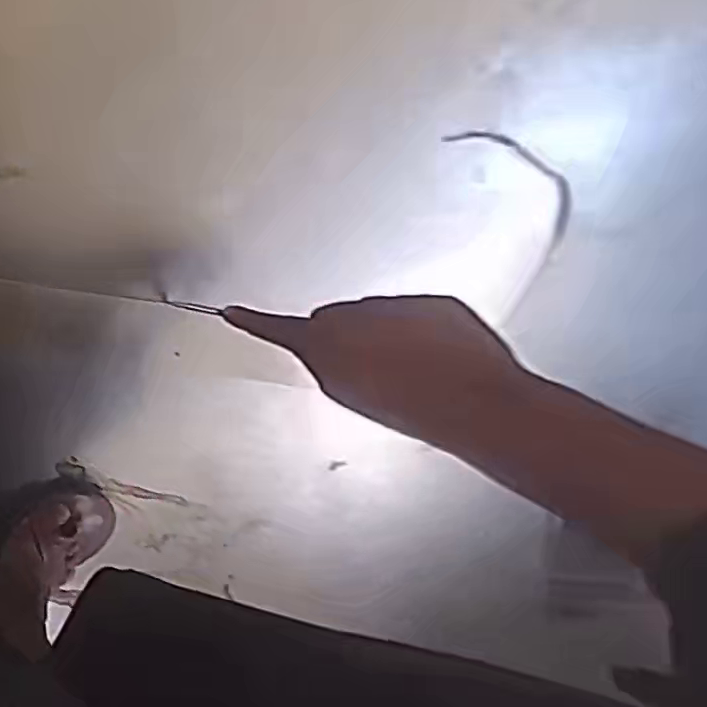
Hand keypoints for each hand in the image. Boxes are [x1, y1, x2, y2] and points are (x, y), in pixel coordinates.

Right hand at [223, 296, 533, 446]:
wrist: (473, 402)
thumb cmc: (405, 403)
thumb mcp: (341, 391)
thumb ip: (321, 362)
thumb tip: (324, 350)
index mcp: (321, 340)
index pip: (274, 326)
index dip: (251, 320)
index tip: (233, 312)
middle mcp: (352, 314)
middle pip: (334, 318)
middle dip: (345, 335)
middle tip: (367, 368)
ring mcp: (394, 305)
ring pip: (378, 316)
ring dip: (387, 334)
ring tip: (410, 367)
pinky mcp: (434, 302)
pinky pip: (417, 313)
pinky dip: (423, 330)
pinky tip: (435, 356)